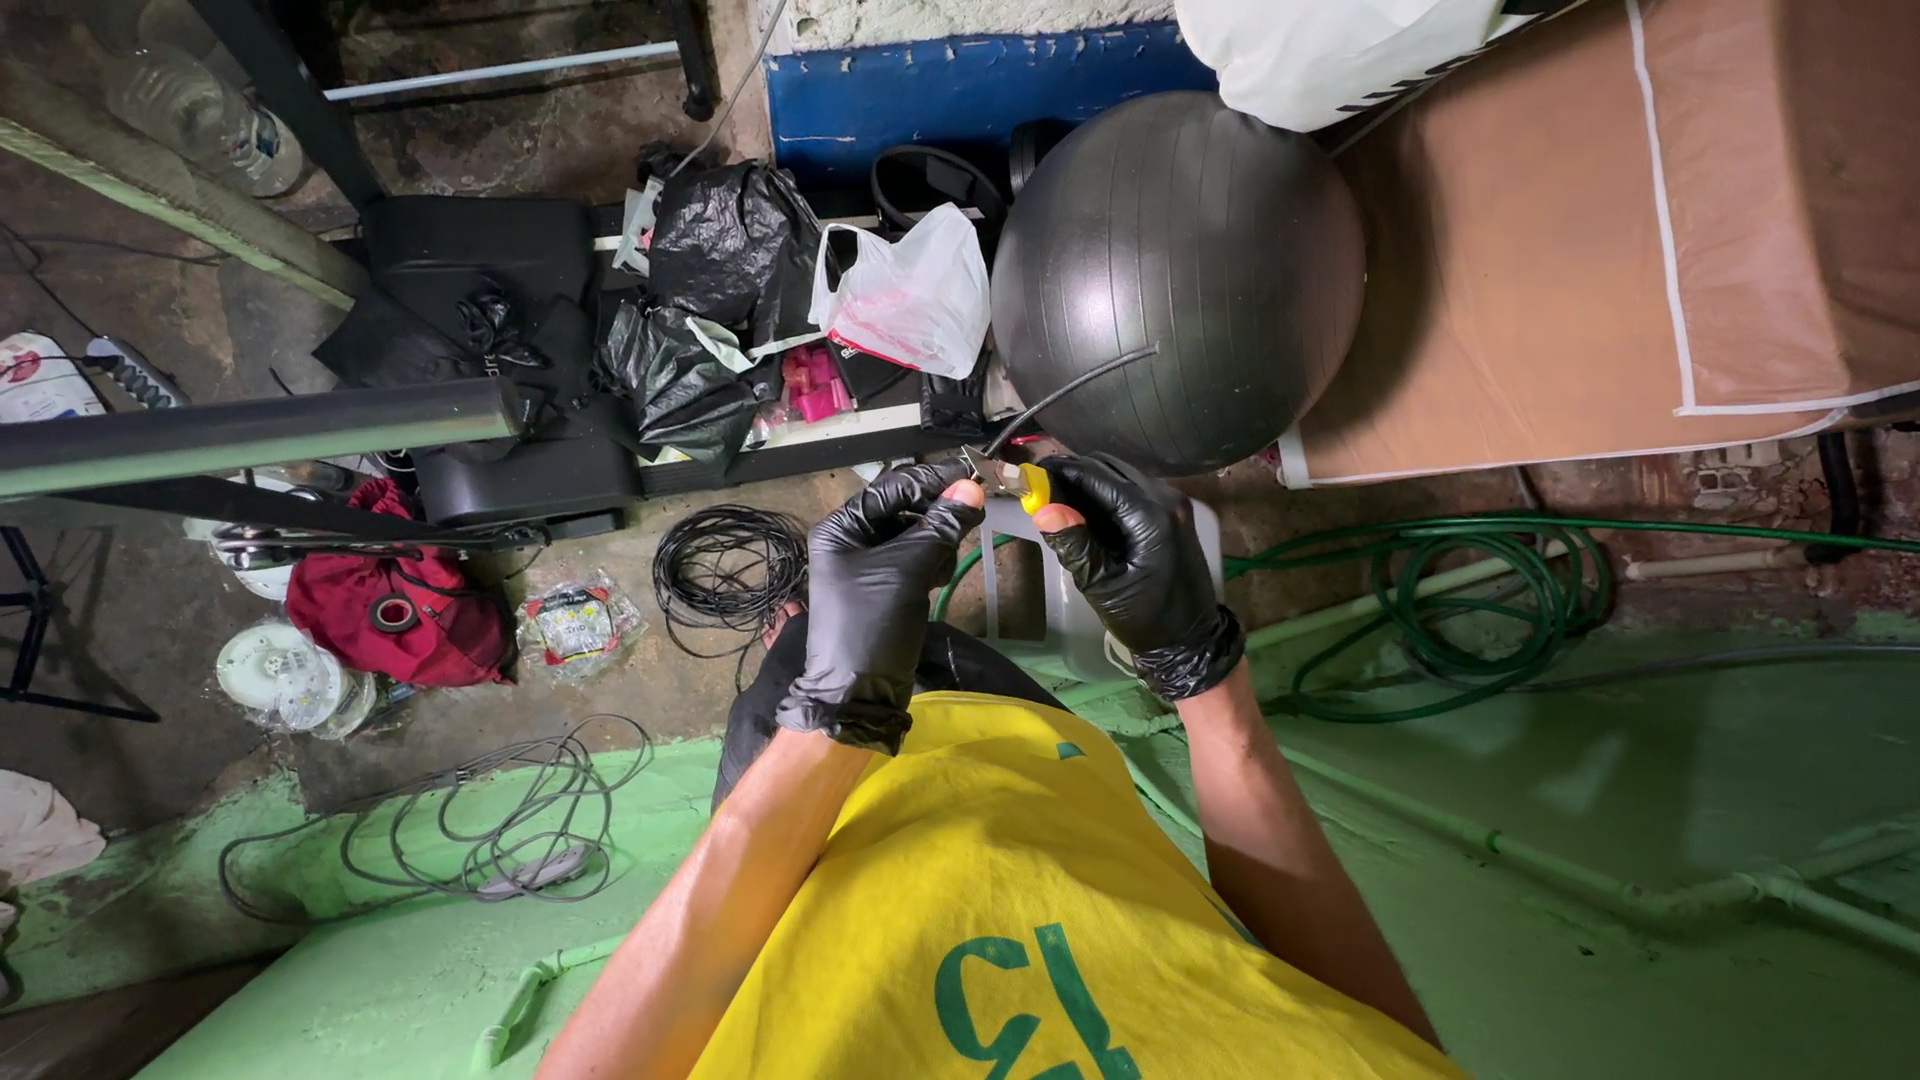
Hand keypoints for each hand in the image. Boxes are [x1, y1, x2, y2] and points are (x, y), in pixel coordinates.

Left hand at [776, 462, 984, 752]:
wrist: (858, 693)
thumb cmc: (872, 624)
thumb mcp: (908, 571)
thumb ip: (940, 527)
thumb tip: (972, 488)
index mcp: (841, 527)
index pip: (891, 487)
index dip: (933, 480)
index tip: (974, 476)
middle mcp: (850, 538)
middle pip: (902, 507)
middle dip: (936, 512)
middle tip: (973, 513)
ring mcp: (867, 563)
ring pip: (913, 532)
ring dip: (936, 539)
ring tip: (944, 561)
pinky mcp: (885, 584)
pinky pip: (914, 556)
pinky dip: (931, 560)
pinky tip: (937, 578)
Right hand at [1032, 454, 1244, 700]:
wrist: (1189, 640)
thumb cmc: (1145, 618)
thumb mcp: (1102, 585)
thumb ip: (1074, 543)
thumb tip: (1042, 509)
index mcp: (1150, 516)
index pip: (1097, 476)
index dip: (1061, 471)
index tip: (1031, 475)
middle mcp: (1165, 498)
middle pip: (1109, 467)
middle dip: (1073, 474)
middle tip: (1040, 489)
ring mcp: (1171, 503)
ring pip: (1120, 475)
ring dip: (1088, 483)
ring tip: (1056, 500)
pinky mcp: (1171, 512)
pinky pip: (1131, 490)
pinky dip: (1104, 494)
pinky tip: (1083, 512)